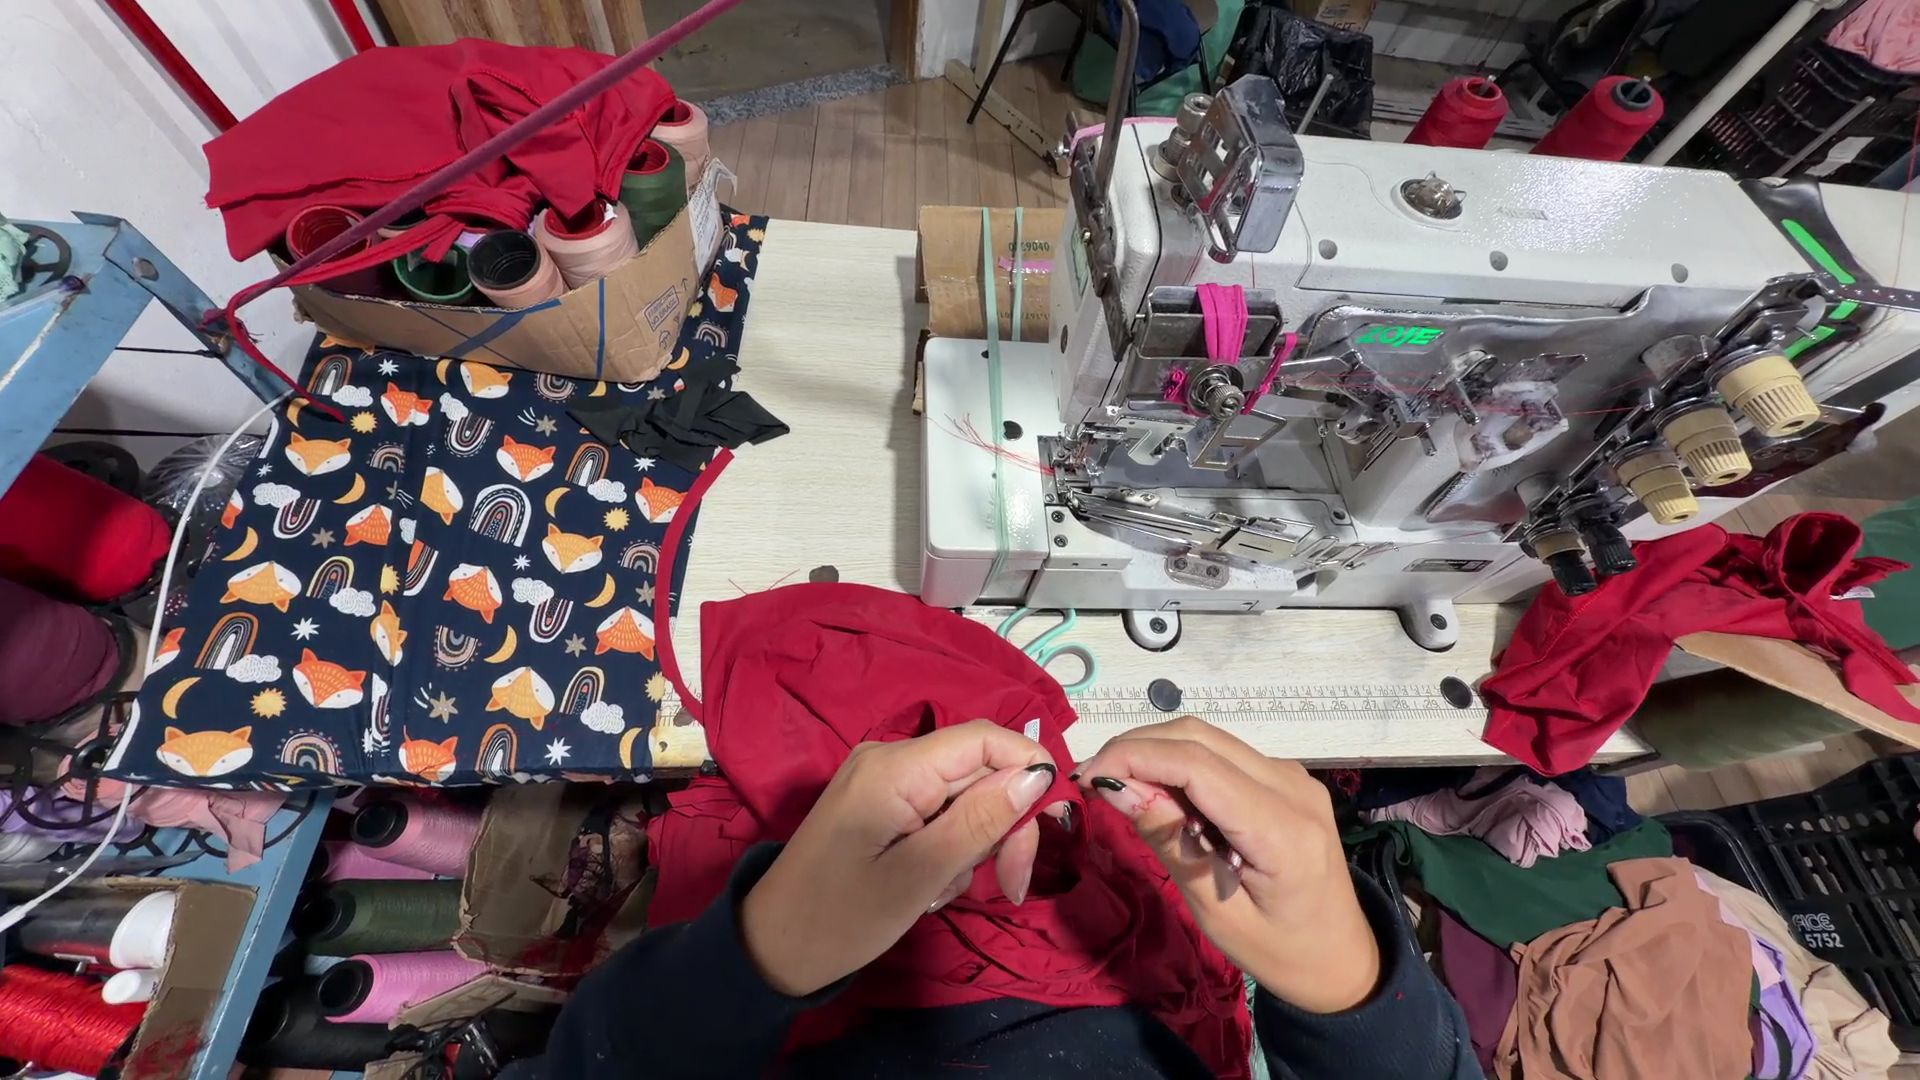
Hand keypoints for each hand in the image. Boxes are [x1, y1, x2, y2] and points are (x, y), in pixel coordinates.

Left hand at [739, 720, 1060, 995]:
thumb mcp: (920, 876)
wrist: (772, 948)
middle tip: (1009, 886)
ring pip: (963, 793)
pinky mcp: (882, 799)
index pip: (983, 737)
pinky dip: (948, 844)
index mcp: (895, 767)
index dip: (1027, 767)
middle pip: (977, 769)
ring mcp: (884, 777)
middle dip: (1002, 823)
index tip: (1050, 823)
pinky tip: (929, 883)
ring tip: (944, 890)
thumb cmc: (842, 918)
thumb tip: (1036, 775)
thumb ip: (980, 820)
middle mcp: (891, 757)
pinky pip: (938, 808)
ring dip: (973, 842)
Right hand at [1074, 716, 1380, 1012]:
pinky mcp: (1283, 775)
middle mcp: (1291, 785)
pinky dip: (1178, 760)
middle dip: (1136, 746)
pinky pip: (1219, 751)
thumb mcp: (1216, 914)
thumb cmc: (1281, 954)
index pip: (1196, 764)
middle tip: (1094, 778)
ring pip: (1206, 736)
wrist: (1345, 962)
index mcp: (1282, 829)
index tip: (1087, 776)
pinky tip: (1157, 789)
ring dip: (1154, 750)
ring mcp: (1290, 774)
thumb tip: (1114, 787)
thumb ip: (1168, 842)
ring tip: (1117, 782)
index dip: (1134, 757)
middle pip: (1197, 736)